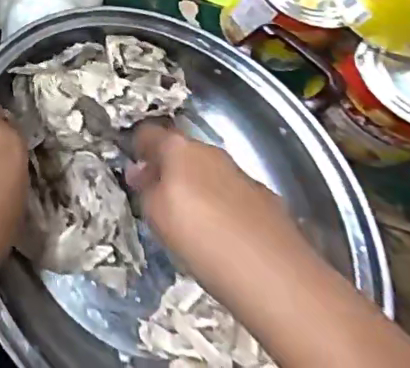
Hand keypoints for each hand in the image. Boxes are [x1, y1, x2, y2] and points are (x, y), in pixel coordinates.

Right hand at [126, 120, 293, 269]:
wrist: (276, 275)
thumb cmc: (201, 238)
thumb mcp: (155, 215)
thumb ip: (145, 189)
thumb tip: (141, 172)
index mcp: (178, 147)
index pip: (148, 133)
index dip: (137, 148)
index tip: (133, 172)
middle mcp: (210, 151)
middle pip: (180, 151)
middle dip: (168, 170)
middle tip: (159, 201)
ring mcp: (242, 174)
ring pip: (208, 173)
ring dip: (196, 189)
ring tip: (191, 223)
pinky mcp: (267, 201)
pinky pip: (233, 196)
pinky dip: (223, 207)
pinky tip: (223, 236)